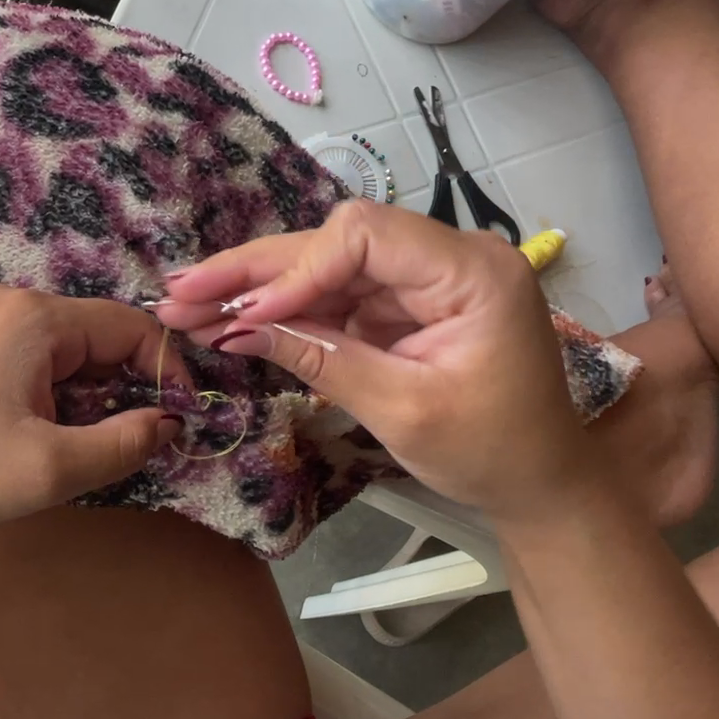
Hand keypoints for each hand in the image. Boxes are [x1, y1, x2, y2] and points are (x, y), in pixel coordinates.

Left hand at [0, 286, 185, 543]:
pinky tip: (39, 436)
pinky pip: (31, 362)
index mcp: (36, 317)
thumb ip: (123, 443)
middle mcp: (10, 306)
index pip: (131, 327)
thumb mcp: (51, 469)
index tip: (180, 423)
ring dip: (88, 397)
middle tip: (130, 443)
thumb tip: (167, 424)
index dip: (167, 373)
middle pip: (97, 336)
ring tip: (80, 448)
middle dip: (126, 388)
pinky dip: (54, 396)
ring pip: (65, 353)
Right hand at [158, 201, 600, 522]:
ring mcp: (415, 280)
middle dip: (254, 271)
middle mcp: (441, 258)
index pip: (363, 237)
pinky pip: (328, 298)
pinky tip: (228, 319)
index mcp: (469, 271)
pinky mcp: (394, 305)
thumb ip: (322, 361)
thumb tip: (238, 328)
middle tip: (181, 291)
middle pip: (332, 243)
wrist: (537, 482)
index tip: (246, 315)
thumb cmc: (489, 451)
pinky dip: (279, 313)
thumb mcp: (403, 410)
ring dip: (254, 289)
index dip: (296, 271)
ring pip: (320, 267)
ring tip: (188, 305)